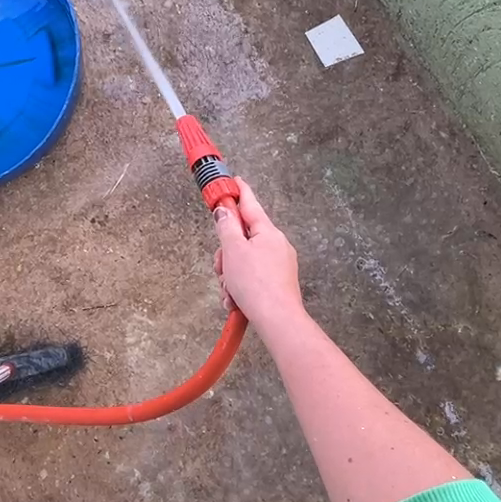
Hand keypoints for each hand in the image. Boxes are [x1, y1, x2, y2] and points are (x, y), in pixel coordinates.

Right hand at [213, 180, 304, 328]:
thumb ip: (226, 226)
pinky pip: (252, 277)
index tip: (233, 181)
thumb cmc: (256, 284)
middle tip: (221, 267)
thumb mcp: (233, 250)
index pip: (250, 204)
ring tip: (229, 291)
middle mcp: (276, 245)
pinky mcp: (277, 283)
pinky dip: (240, 287)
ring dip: (230, 274)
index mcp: (268, 232)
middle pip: (242, 238)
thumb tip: (224, 210)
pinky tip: (235, 301)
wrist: (277, 320)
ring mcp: (279, 265)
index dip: (239, 192)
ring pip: (244, 260)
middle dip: (226, 253)